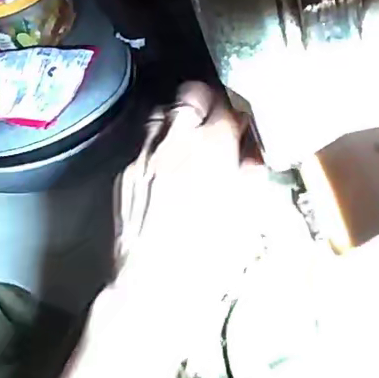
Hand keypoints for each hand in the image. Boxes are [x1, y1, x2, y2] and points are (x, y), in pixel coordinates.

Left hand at [100, 83, 260, 345]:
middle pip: (189, 94)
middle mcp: (176, 141)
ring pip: (160, 114)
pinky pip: (142, 147)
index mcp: (214, 146)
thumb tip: (254, 150)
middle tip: (213, 115)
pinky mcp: (124, 175)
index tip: (242, 117)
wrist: (155, 284)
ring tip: (185, 137)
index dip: (237, 106)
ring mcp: (145, 155)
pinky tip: (163, 170)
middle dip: (204, 99)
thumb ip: (251, 170)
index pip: (227, 103)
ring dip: (176, 119)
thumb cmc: (212, 252)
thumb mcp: (248, 210)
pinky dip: (156, 149)